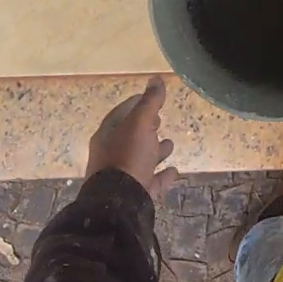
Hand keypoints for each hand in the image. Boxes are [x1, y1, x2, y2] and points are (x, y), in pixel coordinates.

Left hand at [86, 76, 178, 196]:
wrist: (119, 203)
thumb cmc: (127, 156)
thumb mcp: (140, 123)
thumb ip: (150, 101)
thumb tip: (156, 78)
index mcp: (108, 134)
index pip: (123, 111)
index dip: (137, 102)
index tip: (153, 96)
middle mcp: (112, 153)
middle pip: (130, 135)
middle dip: (146, 126)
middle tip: (160, 119)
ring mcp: (123, 175)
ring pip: (141, 157)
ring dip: (155, 150)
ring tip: (170, 144)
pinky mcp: (135, 192)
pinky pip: (151, 179)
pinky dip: (162, 173)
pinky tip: (174, 170)